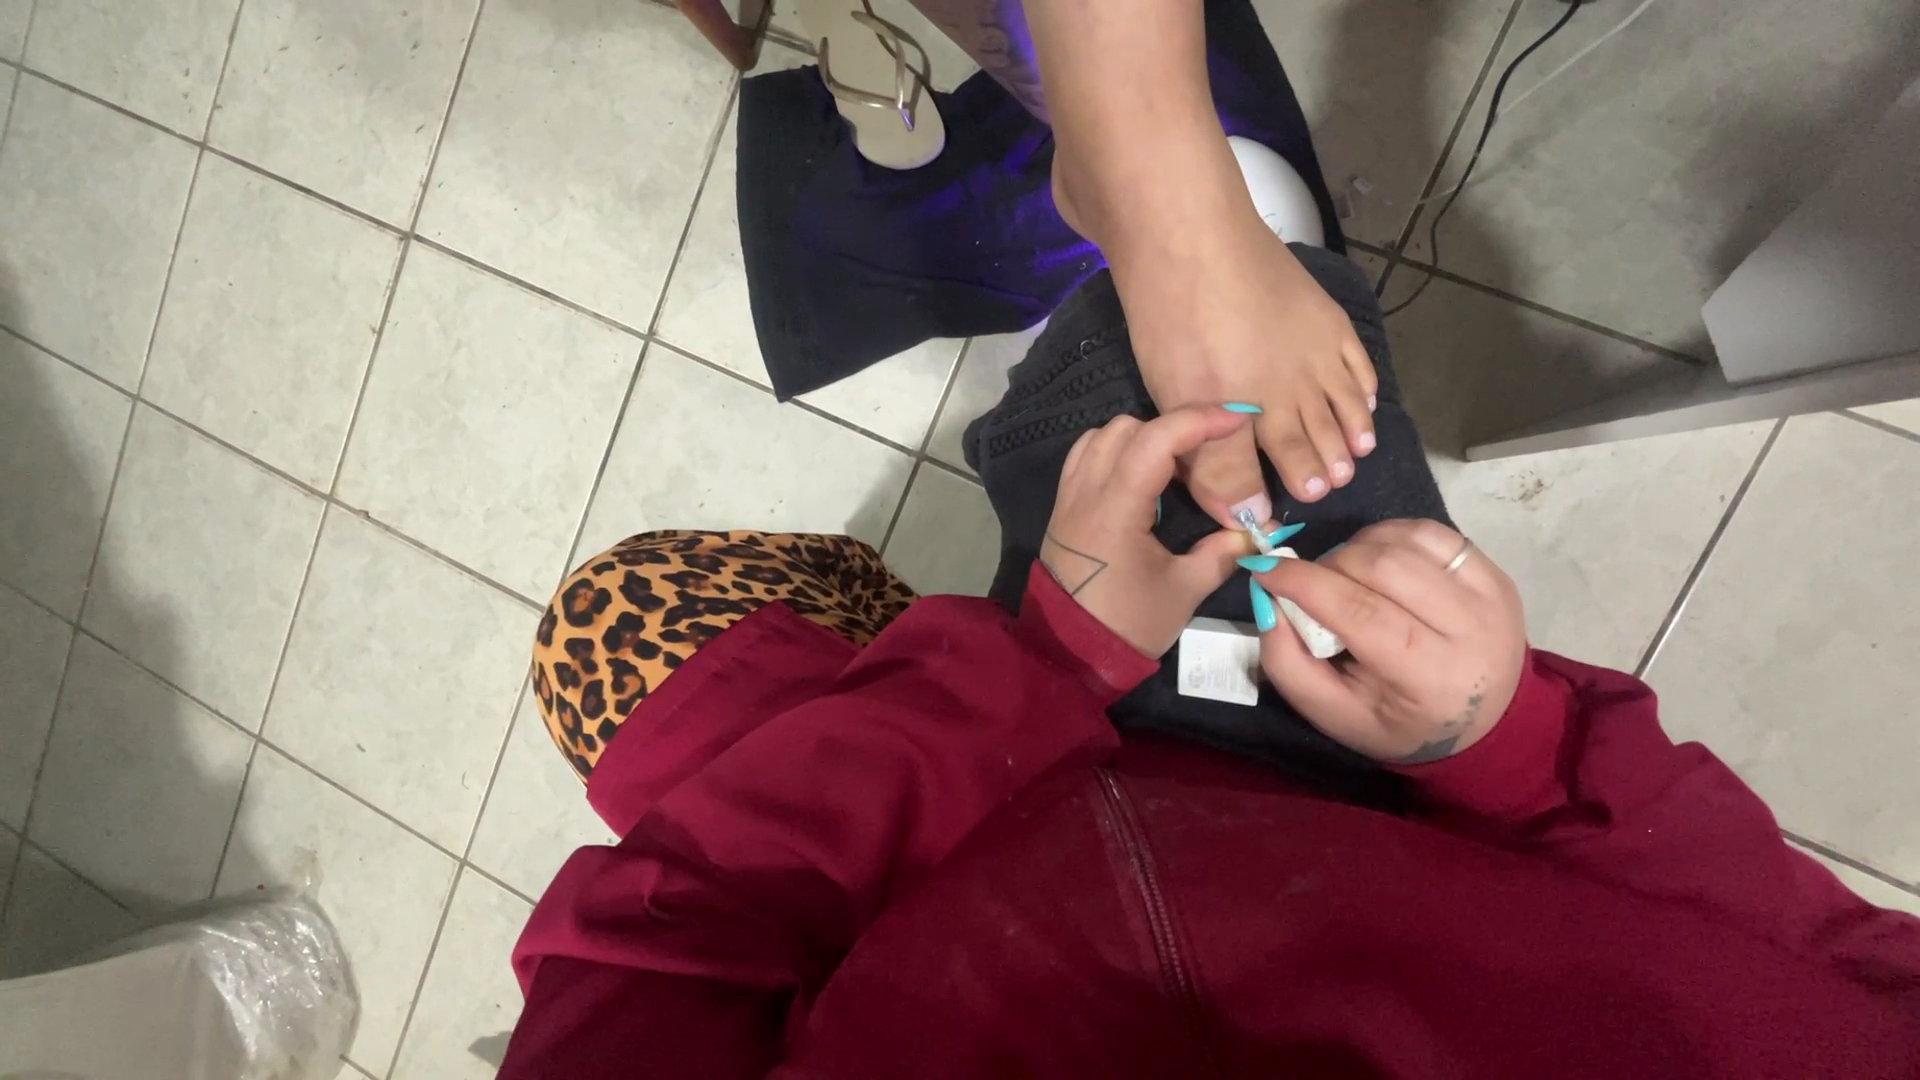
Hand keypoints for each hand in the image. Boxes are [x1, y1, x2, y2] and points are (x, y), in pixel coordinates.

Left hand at [1042, 405, 1253, 656]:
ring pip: (1103, 436)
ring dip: (1142, 438)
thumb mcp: (1184, 591)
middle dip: (1174, 430)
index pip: (1156, 439)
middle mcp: (1085, 491)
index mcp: (1115, 508)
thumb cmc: (1127, 622)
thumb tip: (1251, 529)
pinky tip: (1140, 476)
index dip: (1200, 420)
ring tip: (1175, 467)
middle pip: (1129, 428)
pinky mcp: (1062, 507)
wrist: (1068, 650)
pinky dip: (1114, 451)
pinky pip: (1085, 457)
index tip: (1238, 418)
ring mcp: (1069, 496)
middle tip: (1208, 457)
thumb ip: (1222, 552)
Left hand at [1113, 218, 1378, 522]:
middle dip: (1329, 457)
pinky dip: (1363, 379)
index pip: (1290, 454)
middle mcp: (1301, 377)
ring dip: (1350, 425)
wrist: (1190, 233)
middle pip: (1320, 426)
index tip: (1311, 498)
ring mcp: (1314, 337)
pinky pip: (1354, 353)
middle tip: (1340, 481)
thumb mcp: (1187, 404)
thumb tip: (1251, 518)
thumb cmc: (1178, 324)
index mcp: (1263, 405)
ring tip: (1360, 449)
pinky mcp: (1315, 304)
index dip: (1301, 477)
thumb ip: (1220, 464)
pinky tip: (1366, 391)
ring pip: (1341, 394)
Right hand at [1248, 520, 1526, 763]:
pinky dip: (1389, 535)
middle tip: (1311, 581)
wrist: (1480, 723)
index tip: (1264, 569)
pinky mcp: (1497, 575)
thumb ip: (1285, 659)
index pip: (1360, 612)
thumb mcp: (1327, 710)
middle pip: (1384, 567)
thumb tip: (1267, 598)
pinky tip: (1376, 558)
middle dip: (1329, 564)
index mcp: (1429, 677)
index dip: (1305, 583)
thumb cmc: (1392, 720)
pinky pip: (1431, 533)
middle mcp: (1471, 632)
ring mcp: (1491, 597)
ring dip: (1357, 546)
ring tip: (1345, 572)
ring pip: (1406, 542)